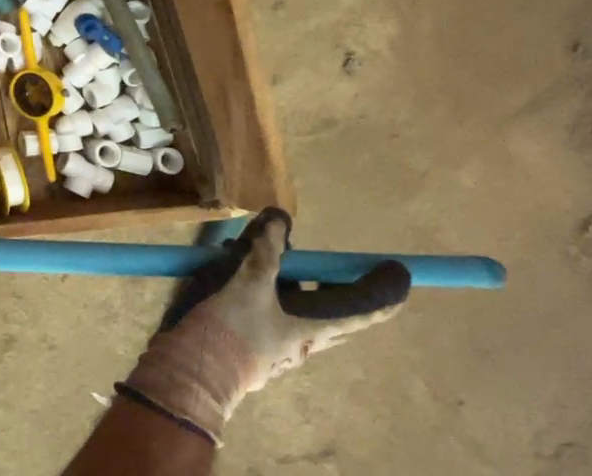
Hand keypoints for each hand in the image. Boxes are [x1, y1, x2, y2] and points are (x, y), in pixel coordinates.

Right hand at [121, 208, 409, 444]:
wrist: (193, 371)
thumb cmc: (231, 331)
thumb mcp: (248, 286)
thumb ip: (264, 253)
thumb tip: (279, 218)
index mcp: (316, 329)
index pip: (365, 310)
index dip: (385, 290)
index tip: (398, 270)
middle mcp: (304, 338)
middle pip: (328, 306)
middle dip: (320, 277)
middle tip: (304, 253)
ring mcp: (276, 342)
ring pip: (291, 305)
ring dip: (278, 275)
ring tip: (244, 249)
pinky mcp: (249, 341)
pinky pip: (264, 308)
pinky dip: (254, 286)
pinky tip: (225, 270)